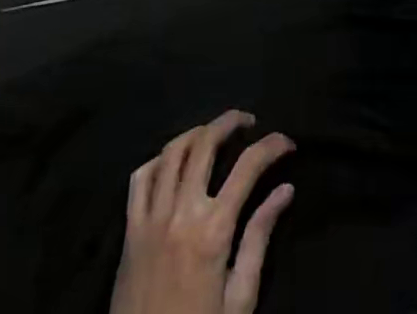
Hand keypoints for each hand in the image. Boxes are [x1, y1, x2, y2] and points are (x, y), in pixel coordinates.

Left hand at [110, 110, 295, 313]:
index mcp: (214, 229)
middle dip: (230, 122)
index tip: (288, 143)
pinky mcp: (128, 231)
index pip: (248, 166)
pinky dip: (159, 159)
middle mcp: (180, 213)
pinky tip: (175, 160)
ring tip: (215, 132)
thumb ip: (259, 236)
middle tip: (249, 121)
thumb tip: (285, 189)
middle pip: (205, 143)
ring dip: (196, 133)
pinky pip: (140, 178)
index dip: (272, 145)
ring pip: (171, 153)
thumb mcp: (240, 295)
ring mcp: (150, 219)